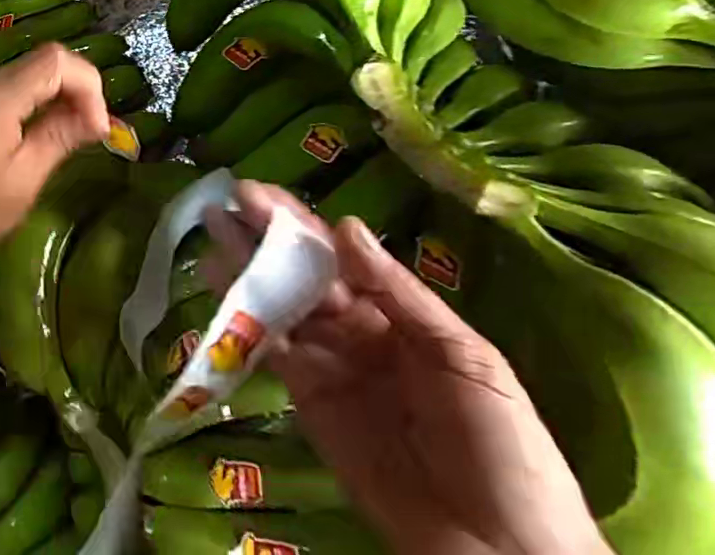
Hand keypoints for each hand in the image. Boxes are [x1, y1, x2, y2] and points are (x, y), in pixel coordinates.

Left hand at [0, 45, 109, 264]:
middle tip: (92, 131)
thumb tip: (98, 118)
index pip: (56, 61)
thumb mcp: (21, 181)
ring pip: (32, 72)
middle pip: (46, 61)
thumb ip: (59, 138)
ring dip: (61, 95)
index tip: (98, 129)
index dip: (88, 87)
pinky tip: (45, 131)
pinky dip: (40, 101)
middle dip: (79, 89)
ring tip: (75, 133)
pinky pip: (15, 87)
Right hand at [207, 183, 610, 554]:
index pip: (340, 256)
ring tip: (211, 233)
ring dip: (246, 269)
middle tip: (225, 203)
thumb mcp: (465, 356)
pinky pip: (274, 353)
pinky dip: (245, 322)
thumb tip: (345, 227)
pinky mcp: (309, 403)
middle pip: (303, 275)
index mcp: (399, 311)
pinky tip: (222, 291)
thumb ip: (399, 293)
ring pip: (281, 306)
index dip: (301, 224)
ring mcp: (330, 365)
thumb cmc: (502, 444)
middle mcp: (358, 330)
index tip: (260, 194)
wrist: (500, 551)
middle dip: (265, 237)